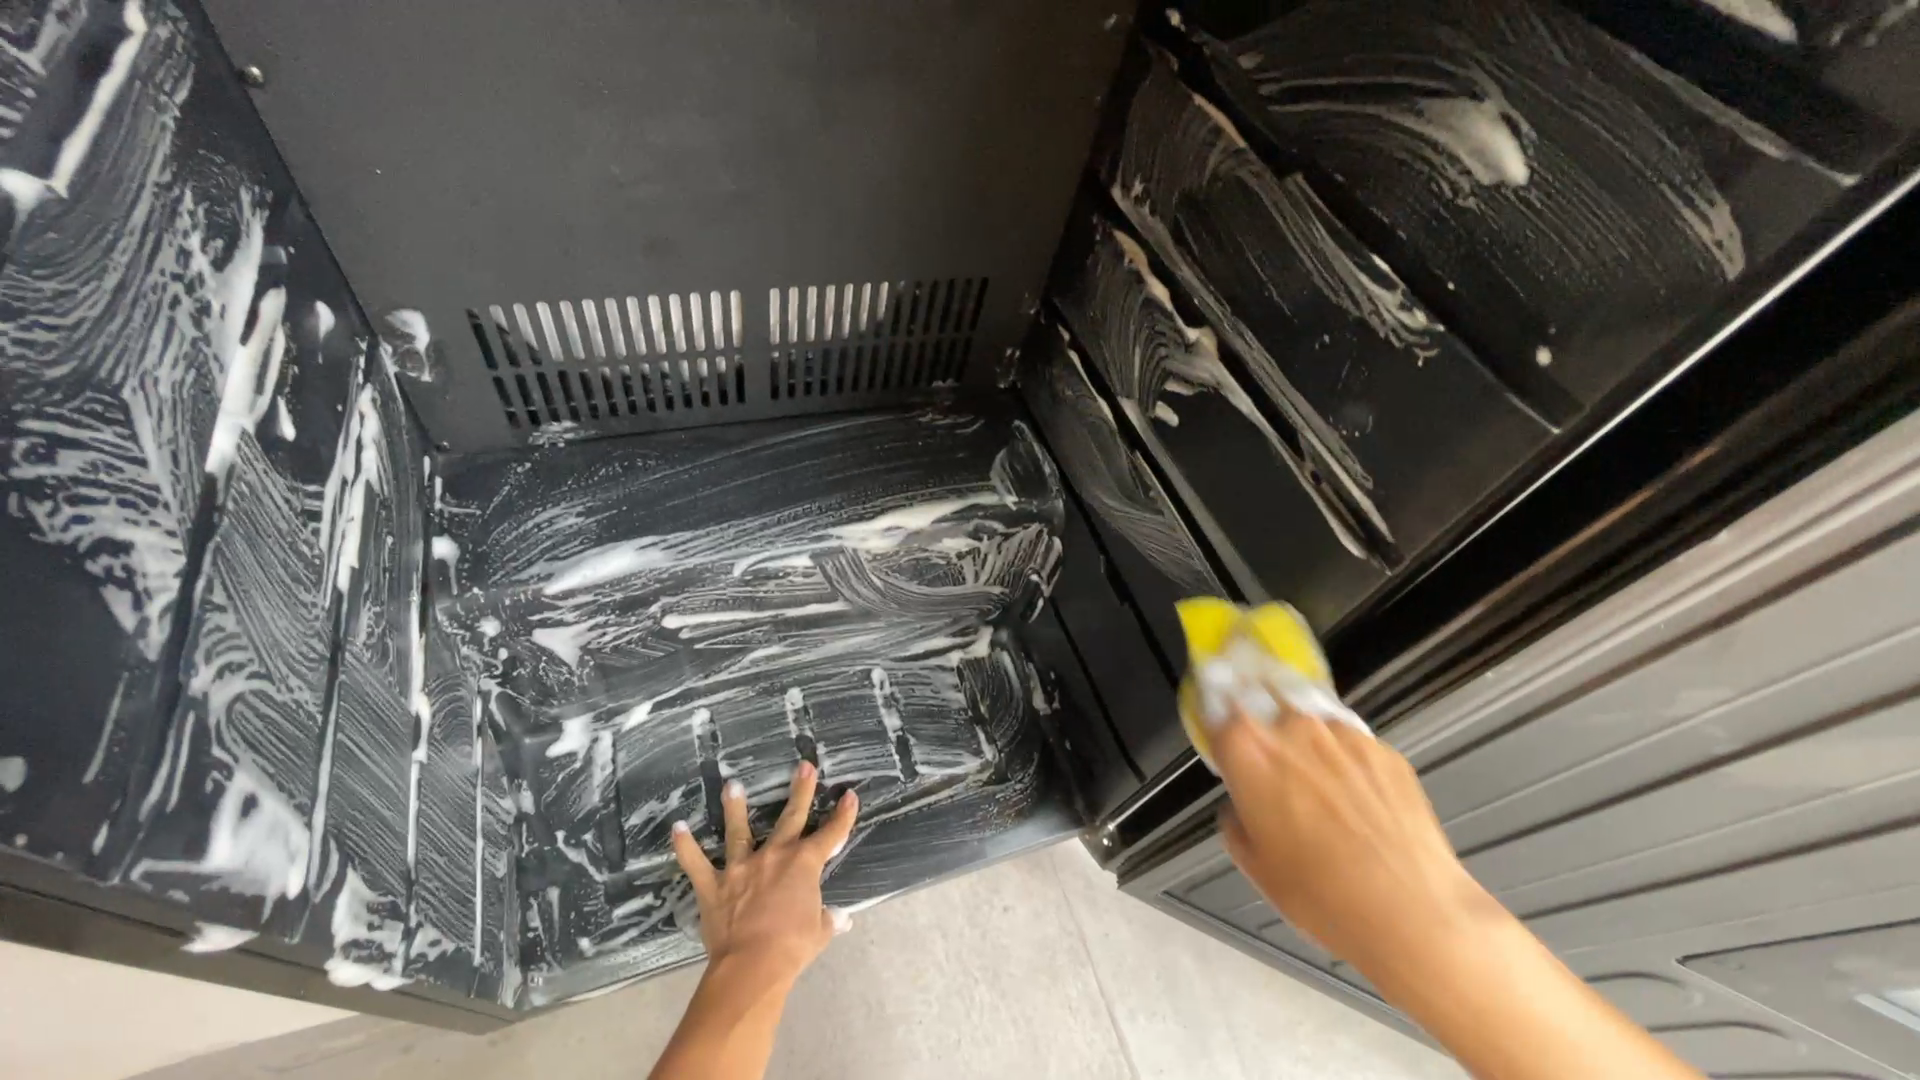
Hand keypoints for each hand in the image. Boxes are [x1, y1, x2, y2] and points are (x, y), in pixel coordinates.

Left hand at [671, 761, 859, 986]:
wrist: (752, 965)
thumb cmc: (792, 948)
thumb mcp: (819, 933)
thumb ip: (828, 919)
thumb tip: (841, 918)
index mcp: (804, 865)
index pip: (831, 835)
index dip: (843, 816)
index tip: (850, 796)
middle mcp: (774, 857)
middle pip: (790, 818)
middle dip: (801, 790)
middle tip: (804, 765)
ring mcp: (741, 868)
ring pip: (738, 831)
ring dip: (735, 807)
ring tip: (732, 785)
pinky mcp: (713, 885)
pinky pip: (696, 863)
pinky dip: (685, 847)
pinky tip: (677, 828)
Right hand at [1211, 706, 1499, 980]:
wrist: (1410, 912)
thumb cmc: (1325, 894)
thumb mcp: (1253, 864)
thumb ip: (1236, 818)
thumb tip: (1244, 809)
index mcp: (1248, 751)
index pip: (1218, 712)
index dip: (1220, 731)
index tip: (1223, 742)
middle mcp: (1294, 729)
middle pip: (1267, 711)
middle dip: (1267, 738)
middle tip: (1274, 780)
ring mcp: (1344, 736)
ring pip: (1313, 728)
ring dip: (1310, 750)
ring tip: (1321, 799)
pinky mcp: (1386, 751)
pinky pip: (1354, 748)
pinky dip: (1350, 767)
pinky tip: (1355, 808)